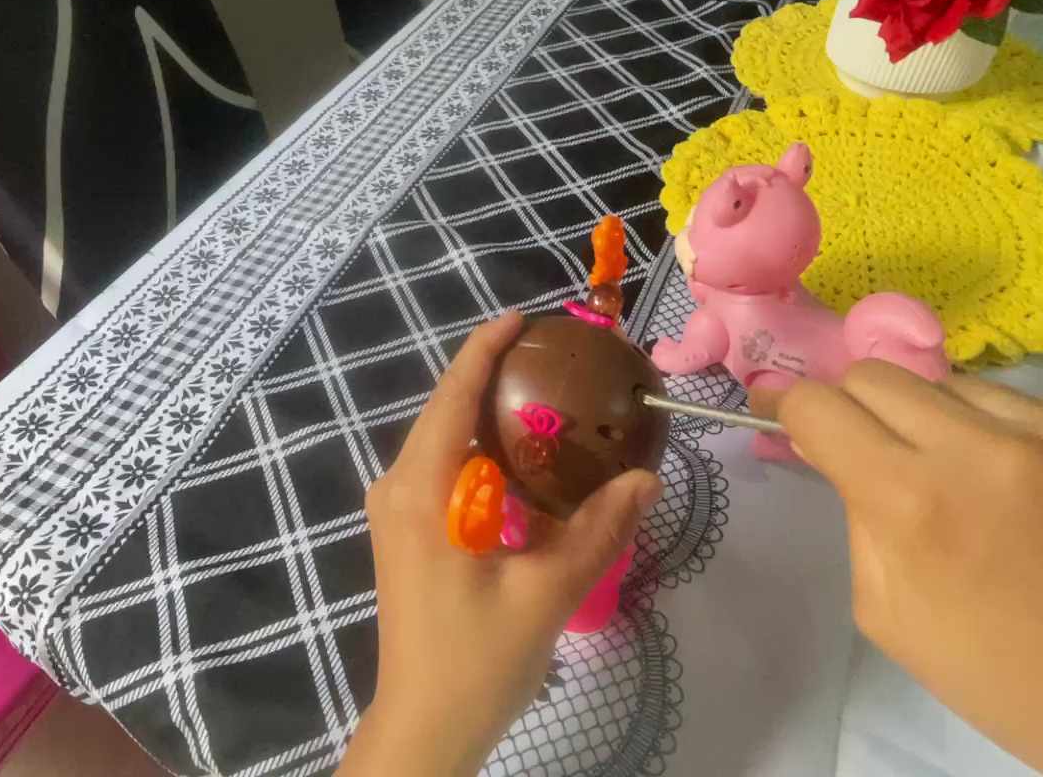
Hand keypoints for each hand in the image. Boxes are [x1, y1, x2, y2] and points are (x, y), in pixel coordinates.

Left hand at [337, 311, 662, 776]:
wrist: (424, 725)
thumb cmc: (477, 660)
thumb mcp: (546, 593)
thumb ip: (597, 530)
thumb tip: (646, 482)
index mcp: (421, 490)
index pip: (451, 398)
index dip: (482, 350)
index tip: (519, 318)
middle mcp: (397, 485)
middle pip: (444, 410)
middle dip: (489, 375)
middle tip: (549, 355)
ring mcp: (396, 507)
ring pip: (442, 438)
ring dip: (484, 412)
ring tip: (541, 393)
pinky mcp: (405, 527)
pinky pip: (441, 467)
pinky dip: (478, 449)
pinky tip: (519, 455)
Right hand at [758, 362, 1042, 776]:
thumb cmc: (1006, 678)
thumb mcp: (886, 607)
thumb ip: (850, 509)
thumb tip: (824, 438)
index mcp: (913, 499)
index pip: (818, 403)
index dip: (788, 403)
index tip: (782, 409)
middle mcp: (994, 450)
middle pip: (881, 375)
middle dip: (863, 408)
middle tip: (886, 449)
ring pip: (973, 388)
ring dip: (961, 426)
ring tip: (995, 483)